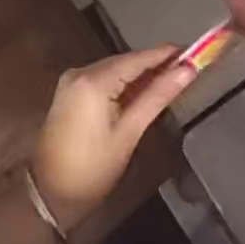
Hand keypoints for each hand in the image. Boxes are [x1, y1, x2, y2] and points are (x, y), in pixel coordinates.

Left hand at [31, 46, 194, 229]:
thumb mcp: (129, 131)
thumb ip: (158, 96)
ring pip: (115, 70)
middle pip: (125, 61)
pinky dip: (124, 84)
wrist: (50, 192)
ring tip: (173, 79)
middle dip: (156, 64)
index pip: (137, 58)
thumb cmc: (93, 166)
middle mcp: (80, 72)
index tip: (194, 51)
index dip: (166, 54)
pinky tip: (145, 91)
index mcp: (93, 80)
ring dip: (142, 75)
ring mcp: (72, 81)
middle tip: (189, 68)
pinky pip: (104, 80)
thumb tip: (188, 71)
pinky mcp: (70, 93)